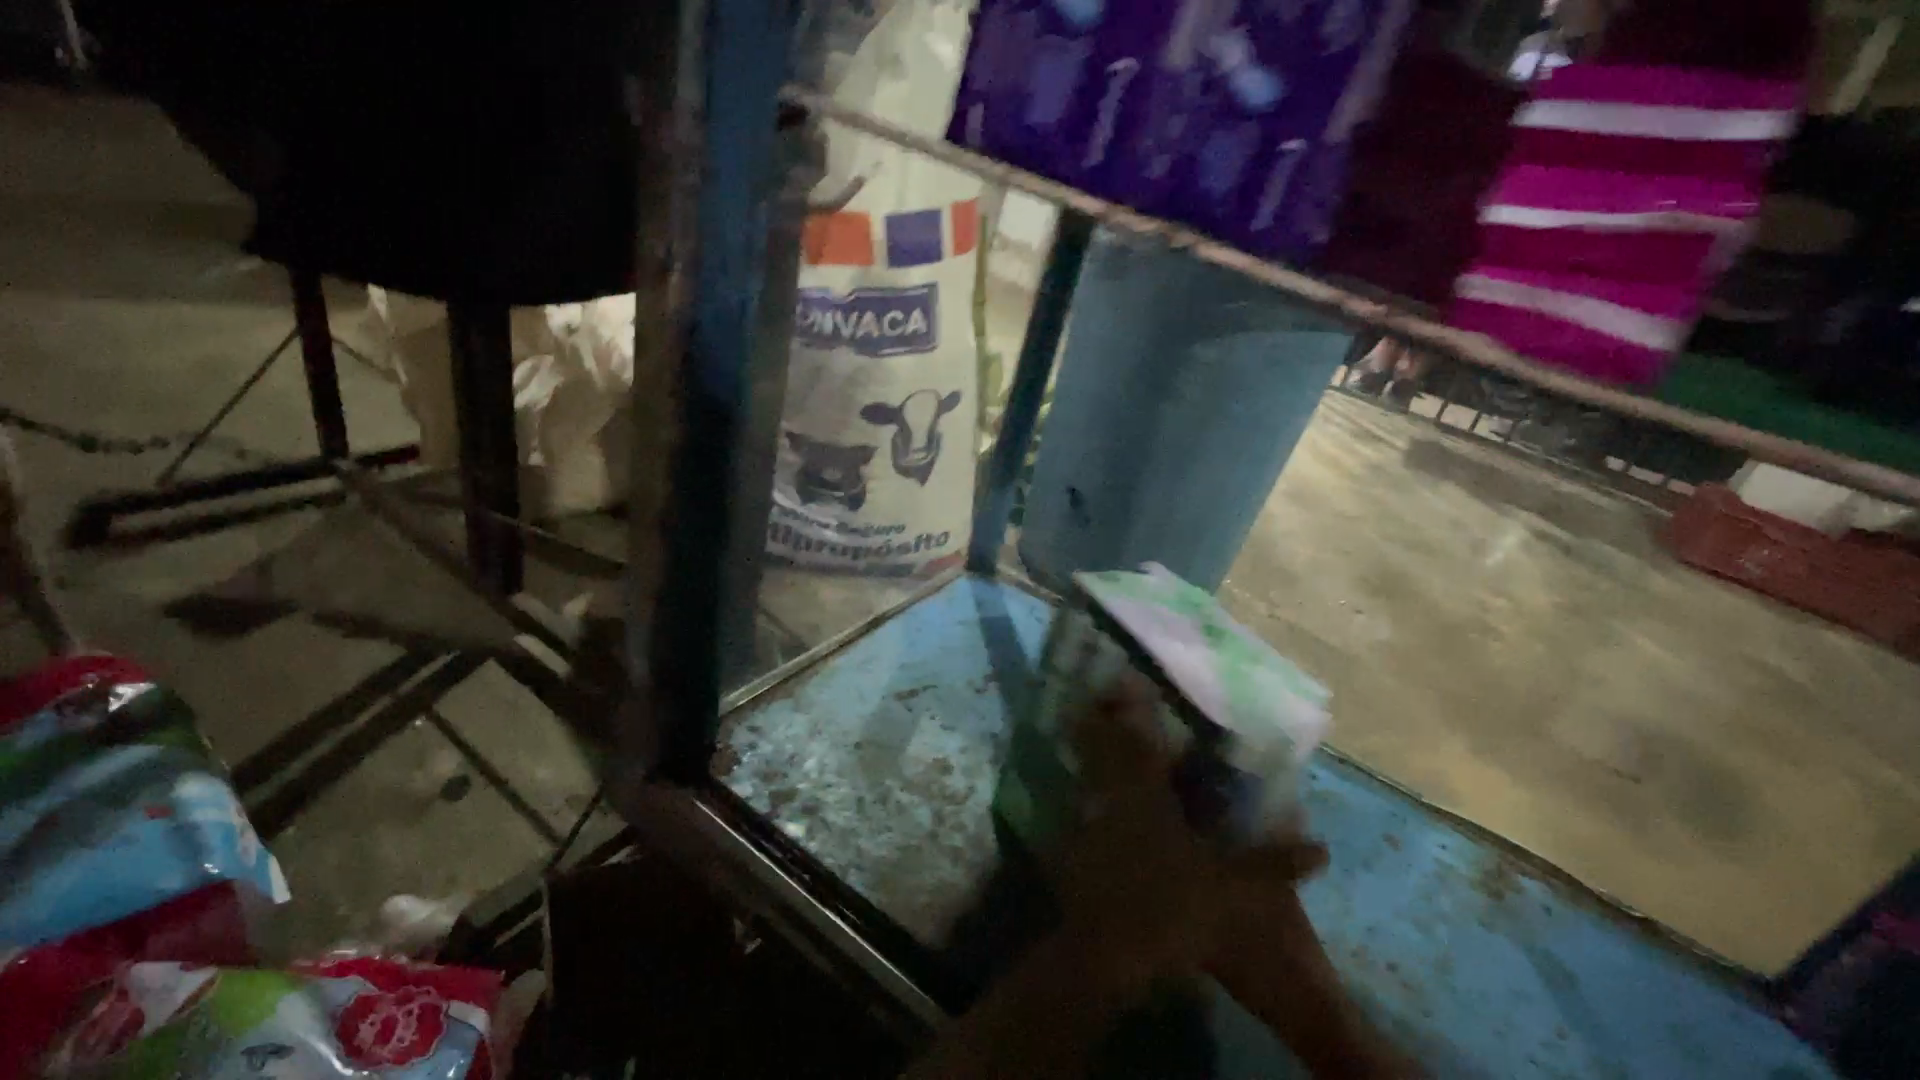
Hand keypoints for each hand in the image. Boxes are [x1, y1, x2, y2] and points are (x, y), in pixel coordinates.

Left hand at [1049, 677, 1328, 989]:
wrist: (1108, 954)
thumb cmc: (1170, 909)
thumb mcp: (1233, 890)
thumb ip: (1275, 865)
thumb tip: (1322, 849)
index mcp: (1148, 796)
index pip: (1137, 738)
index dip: (1131, 706)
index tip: (1126, 679)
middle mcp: (1111, 798)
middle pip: (1097, 746)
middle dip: (1097, 718)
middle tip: (1098, 698)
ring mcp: (1086, 824)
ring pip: (1083, 774)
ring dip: (1086, 751)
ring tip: (1087, 732)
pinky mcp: (1071, 851)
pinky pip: (1076, 809)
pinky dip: (1082, 795)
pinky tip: (1088, 801)